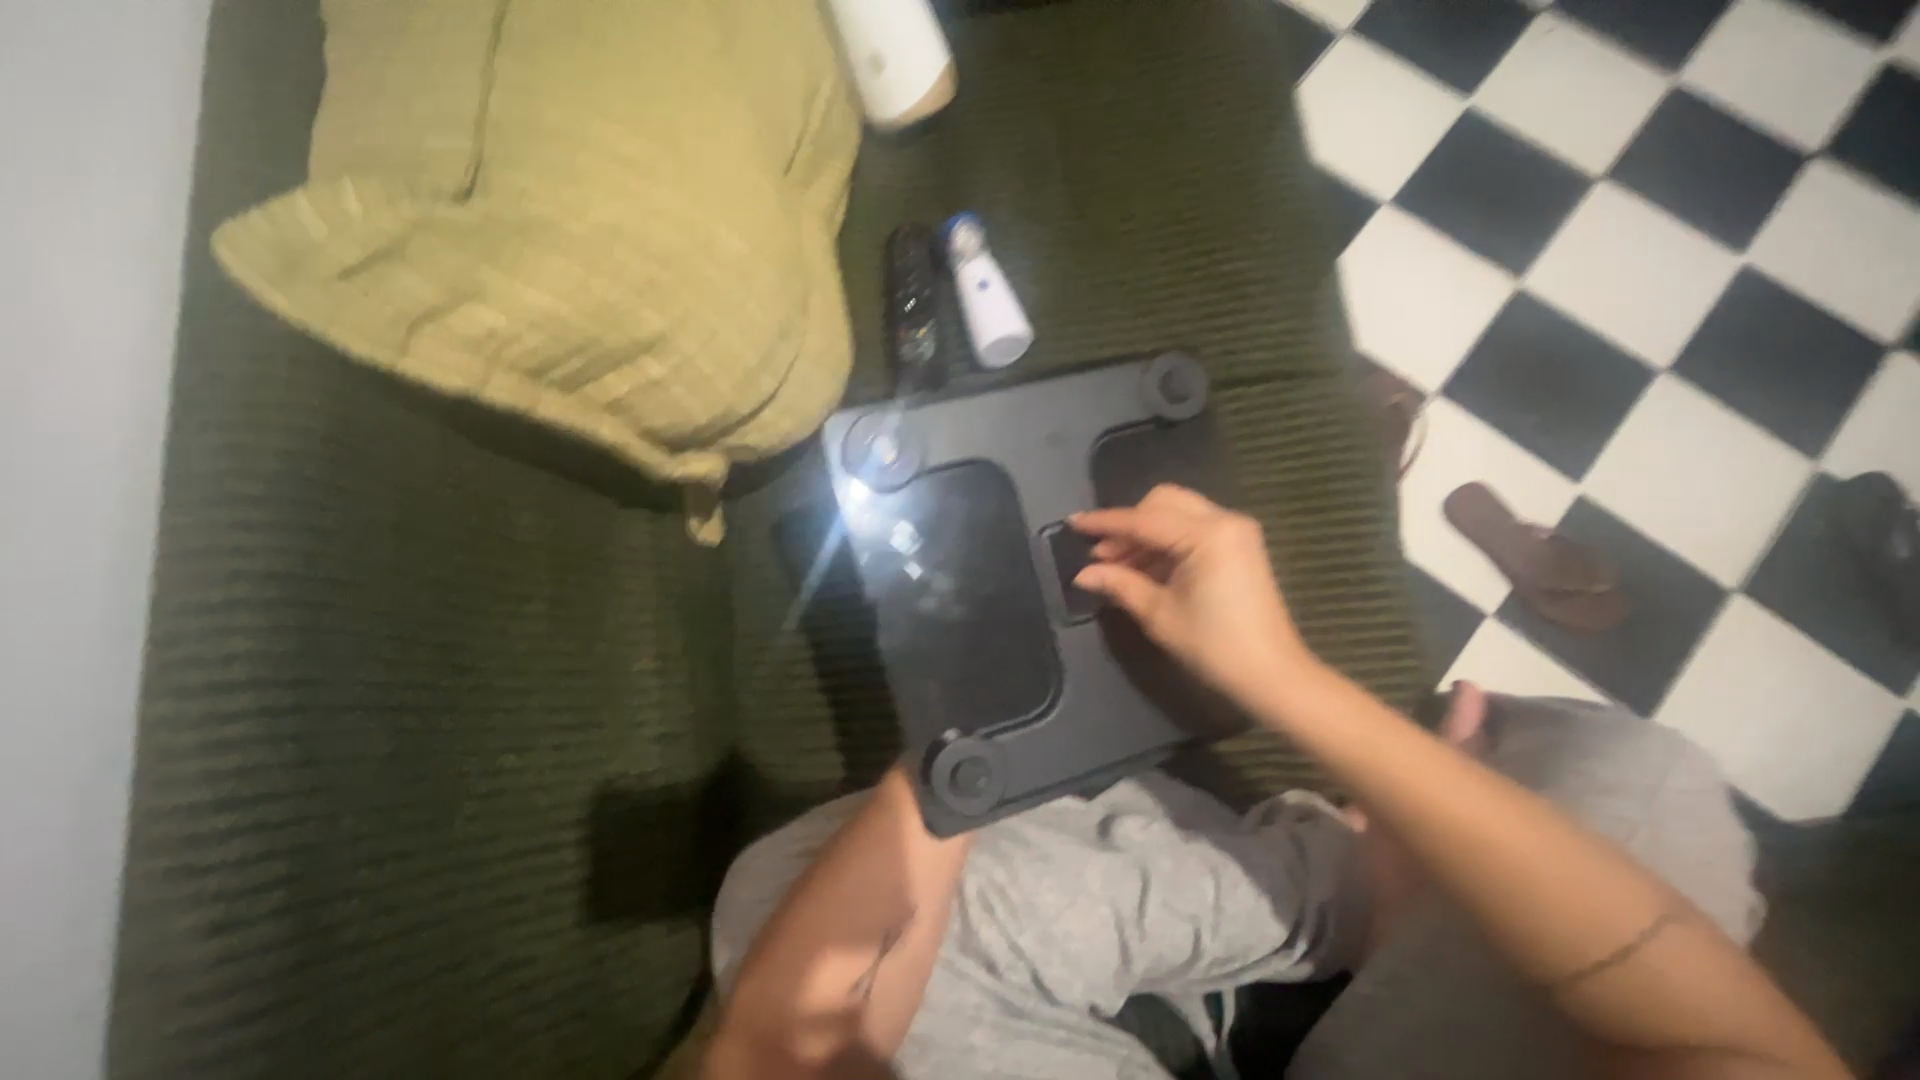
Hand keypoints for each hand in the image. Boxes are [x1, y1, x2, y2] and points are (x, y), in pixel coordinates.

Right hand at [1072, 485, 1313, 701]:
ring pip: (1177, 514)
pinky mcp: (1238, 546)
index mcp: (1206, 535)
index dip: (1105, 523)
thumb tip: (1083, 574)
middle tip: (1102, 557)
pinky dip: (1166, 543)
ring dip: (1145, 535)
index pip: (1144, 520)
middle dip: (1128, 525)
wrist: (1272, 674)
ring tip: (1118, 568)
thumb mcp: (1159, 614)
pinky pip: (1192, 529)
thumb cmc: (1214, 646)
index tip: (1072, 523)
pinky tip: (1145, 570)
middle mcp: (1224, 520)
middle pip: (1162, 503)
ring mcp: (1235, 532)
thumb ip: (1119, 584)